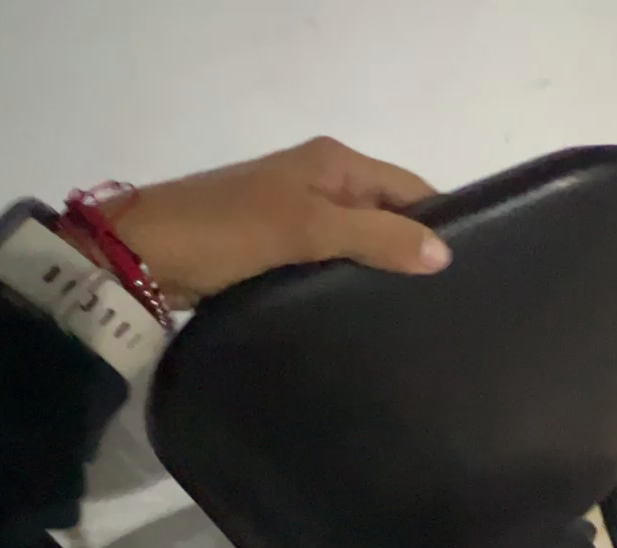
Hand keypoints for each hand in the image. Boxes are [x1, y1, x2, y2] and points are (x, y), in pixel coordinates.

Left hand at [94, 137, 451, 306]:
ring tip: (422, 315)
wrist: (146, 258)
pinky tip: (375, 315)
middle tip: (450, 300)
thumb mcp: (309, 228)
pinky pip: (339, 265)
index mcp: (335, 164)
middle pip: (391, 215)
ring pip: (366, 244)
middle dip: (419, 250)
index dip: (441, 220)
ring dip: (389, 272)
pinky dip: (358, 284)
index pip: (410, 187)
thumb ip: (377, 236)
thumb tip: (444, 254)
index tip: (470, 266)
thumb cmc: (229, 231)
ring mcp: (304, 221)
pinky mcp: (287, 254)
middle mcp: (325, 185)